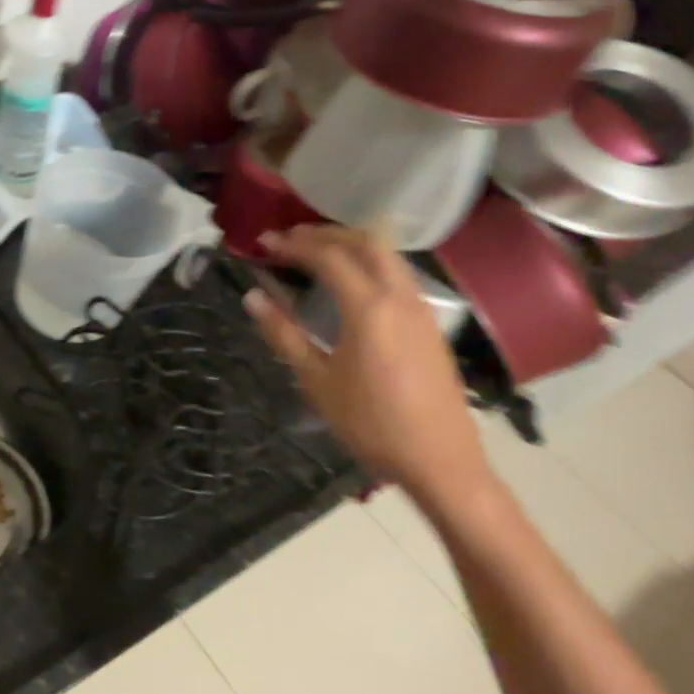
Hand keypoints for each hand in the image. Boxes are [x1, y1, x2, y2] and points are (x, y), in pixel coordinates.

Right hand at [244, 226, 491, 504]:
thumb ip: (284, 334)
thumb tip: (254, 297)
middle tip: (291, 238)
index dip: (294, 244)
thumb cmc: (370, 423)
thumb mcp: (316, 381)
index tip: (264, 241)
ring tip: (316, 253)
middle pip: (366, 242)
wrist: (439, 459)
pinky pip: (398, 275)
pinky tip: (350, 283)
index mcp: (369, 308)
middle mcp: (400, 297)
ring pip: (387, 256)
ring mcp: (421, 309)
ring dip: (351, 245)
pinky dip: (369, 264)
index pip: (329, 257)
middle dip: (326, 233)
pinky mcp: (430, 324)